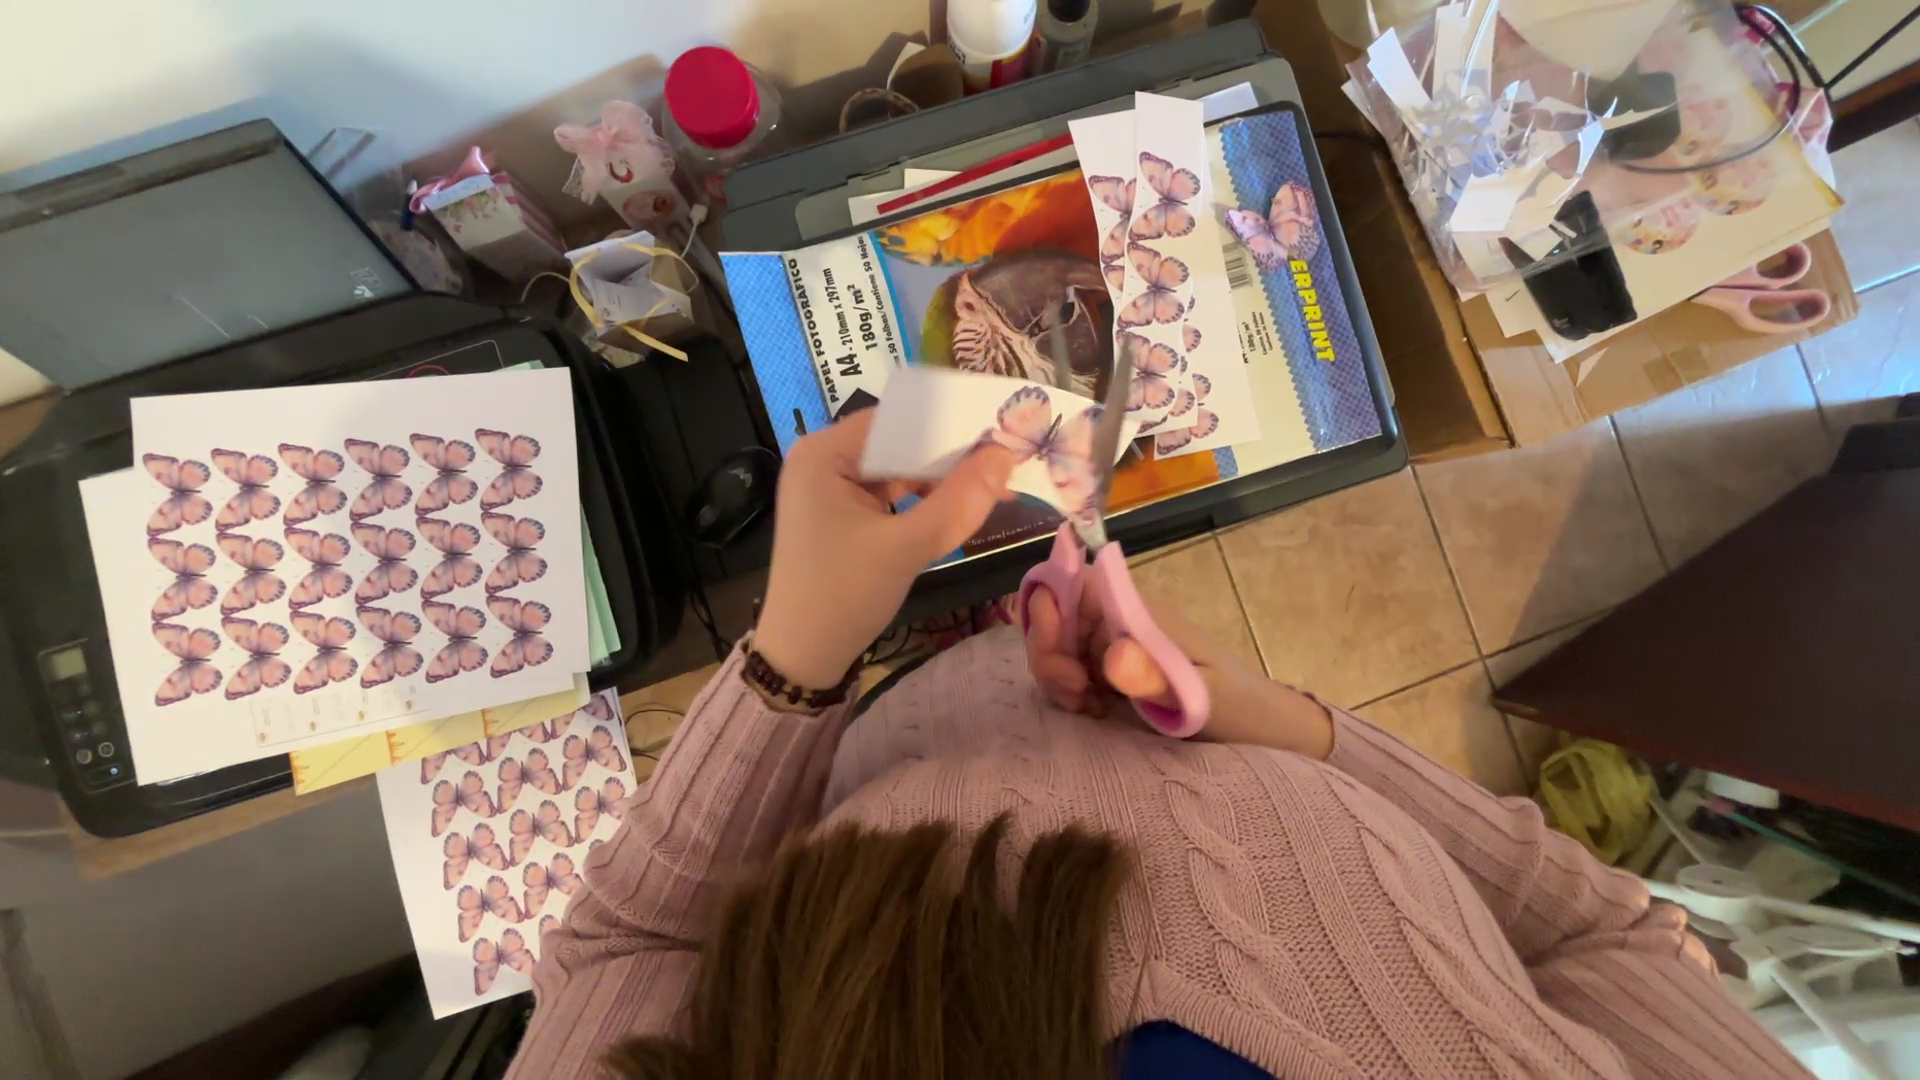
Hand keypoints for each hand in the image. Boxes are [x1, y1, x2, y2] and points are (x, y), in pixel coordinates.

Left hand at [754, 410, 1017, 688]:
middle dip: (951, 455)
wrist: (802, 656)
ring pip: (899, 466)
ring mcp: (830, 485)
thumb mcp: (907, 547)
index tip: (1003, 435)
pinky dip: (923, 498)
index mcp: (824, 453)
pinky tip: (960, 505)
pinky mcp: (840, 510)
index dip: (952, 426)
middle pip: (900, 440)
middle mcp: (823, 458)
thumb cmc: (844, 596)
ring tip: (995, 484)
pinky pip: (890, 490)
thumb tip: (1006, 454)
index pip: (900, 420)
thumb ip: (959, 500)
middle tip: (1008, 461)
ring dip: (942, 478)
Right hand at [1025, 583, 1333, 758]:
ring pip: (1052, 647)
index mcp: (1136, 611)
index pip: (1071, 579)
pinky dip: (1065, 694)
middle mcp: (1115, 621)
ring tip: (1088, 707)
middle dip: (1047, 654)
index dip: (1046, 603)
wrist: (1259, 732)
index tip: (1056, 649)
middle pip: (1051, 616)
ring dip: (1054, 678)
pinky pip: (1064, 674)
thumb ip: (1158, 677)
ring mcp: (1108, 648)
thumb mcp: (1205, 696)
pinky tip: (1092, 712)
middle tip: (1075, 692)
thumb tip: (1112, 655)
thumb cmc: (1238, 706)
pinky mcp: (1105, 675)